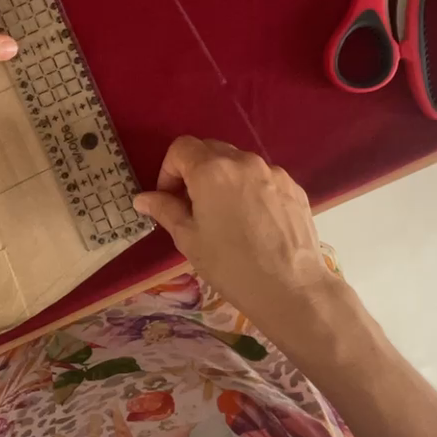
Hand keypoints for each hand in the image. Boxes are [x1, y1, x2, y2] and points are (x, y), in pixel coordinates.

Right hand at [134, 137, 359, 355]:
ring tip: (224, 215)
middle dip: (194, 171)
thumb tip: (143, 198)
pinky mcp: (293, 187)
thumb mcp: (187, 238)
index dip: (168, 170)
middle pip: (210, 150)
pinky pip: (262, 178)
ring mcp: (273, 172)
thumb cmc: (229, 264)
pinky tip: (252, 222)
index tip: (169, 199)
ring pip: (237, 163)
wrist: (291, 287)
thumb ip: (164, 210)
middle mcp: (243, 161)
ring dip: (222, 179)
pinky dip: (248, 189)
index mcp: (212, 170)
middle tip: (192, 206)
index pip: (181, 148)